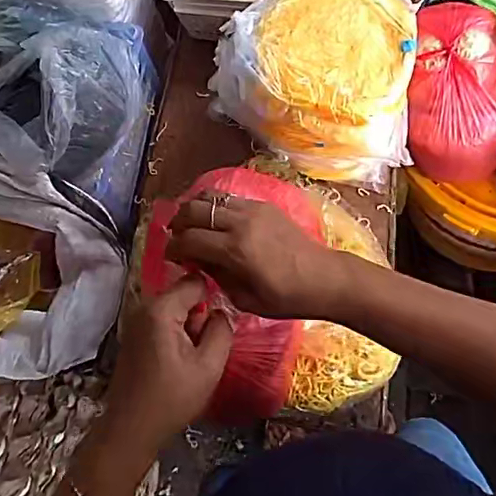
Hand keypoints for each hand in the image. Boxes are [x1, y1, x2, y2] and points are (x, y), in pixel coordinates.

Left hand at [102, 276, 232, 456]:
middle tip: (203, 347)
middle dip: (200, 315)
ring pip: (175, 309)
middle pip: (184, 294)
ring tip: (191, 357)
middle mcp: (144, 307)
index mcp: (161, 309)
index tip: (220, 321)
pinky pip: (163, 321)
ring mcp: (135, 321)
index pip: (196, 280)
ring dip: (188, 326)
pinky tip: (177, 361)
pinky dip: (175, 334)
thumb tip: (222, 311)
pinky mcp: (134, 335)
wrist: (131, 430)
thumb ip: (222, 329)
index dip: (214, 296)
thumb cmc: (171, 399)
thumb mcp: (209, 366)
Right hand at [167, 195, 347, 319]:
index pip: (189, 239)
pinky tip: (216, 220)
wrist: (325, 278)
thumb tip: (196, 260)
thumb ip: (216, 276)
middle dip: (178, 222)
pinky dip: (215, 205)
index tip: (170, 256)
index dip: (172, 247)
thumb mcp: (245, 299)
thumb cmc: (286, 297)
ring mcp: (253, 209)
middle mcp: (241, 223)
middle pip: (194, 209)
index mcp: (235, 250)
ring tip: (192, 223)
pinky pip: (230, 198)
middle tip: (176, 237)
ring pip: (210, 196)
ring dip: (195, 208)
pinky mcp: (264, 204)